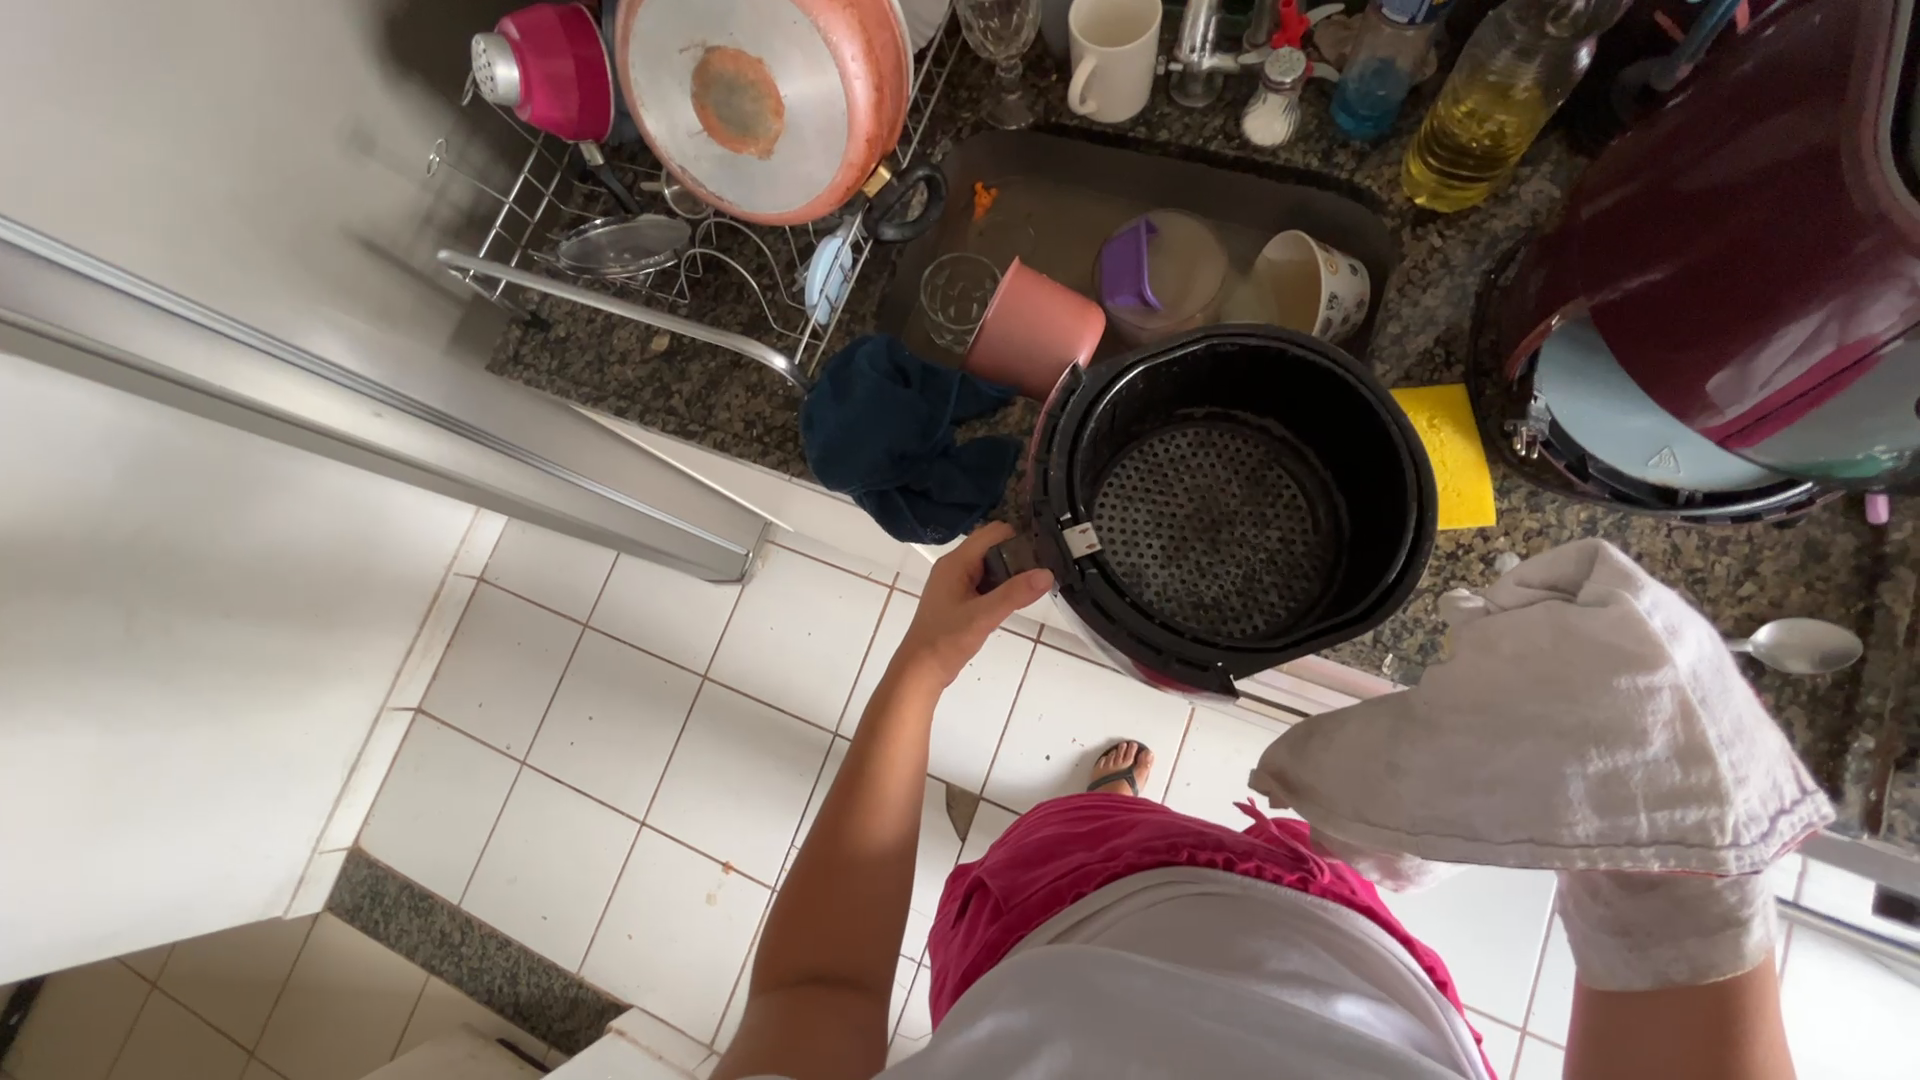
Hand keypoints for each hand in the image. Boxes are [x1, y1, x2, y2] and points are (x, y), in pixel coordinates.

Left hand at [891, 522, 1052, 688]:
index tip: (1044, 550)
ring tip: (1038, 582)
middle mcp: (954, 566)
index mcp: (956, 563)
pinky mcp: (959, 598)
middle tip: (1045, 569)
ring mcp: (955, 583)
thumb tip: (1047, 573)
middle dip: (1018, 555)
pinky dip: (1001, 586)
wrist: (920, 669)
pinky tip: (1018, 598)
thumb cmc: (946, 641)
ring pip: (990, 566)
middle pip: (992, 547)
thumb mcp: (983, 616)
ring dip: (1011, 572)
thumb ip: (1014, 594)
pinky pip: (985, 582)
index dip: (1019, 537)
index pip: (993, 533)